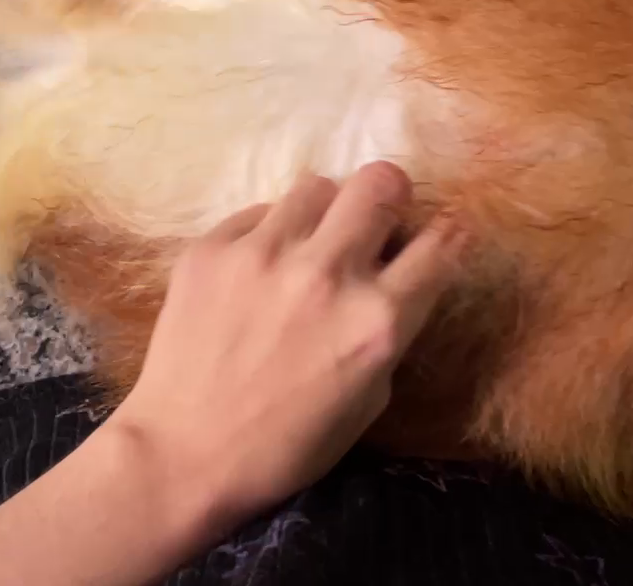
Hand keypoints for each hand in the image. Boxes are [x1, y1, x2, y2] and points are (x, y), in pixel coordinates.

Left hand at [104, 163, 467, 533]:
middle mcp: (325, 272)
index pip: (437, 247)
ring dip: (326, 209)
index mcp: (375, 321)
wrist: (185, 448)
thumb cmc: (286, 443)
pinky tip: (257, 265)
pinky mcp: (213, 246)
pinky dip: (269, 231)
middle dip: (388, 192)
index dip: (447, 233)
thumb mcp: (367, 398)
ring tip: (311, 238)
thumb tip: (387, 274)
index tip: (440, 230)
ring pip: (315, 186)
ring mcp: (263, 252)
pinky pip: (257, 212)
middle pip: (378, 185)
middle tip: (376, 210)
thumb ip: (384, 328)